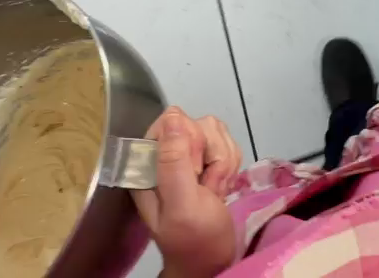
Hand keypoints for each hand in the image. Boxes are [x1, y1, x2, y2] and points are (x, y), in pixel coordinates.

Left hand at [134, 107, 241, 277]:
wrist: (214, 262)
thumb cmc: (195, 240)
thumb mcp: (182, 205)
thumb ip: (174, 162)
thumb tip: (173, 115)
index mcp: (148, 164)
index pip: (171, 121)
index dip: (190, 141)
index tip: (195, 171)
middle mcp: (166, 154)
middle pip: (198, 124)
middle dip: (211, 155)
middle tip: (206, 187)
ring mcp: (188, 155)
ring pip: (215, 131)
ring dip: (222, 162)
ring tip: (213, 191)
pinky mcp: (207, 159)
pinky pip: (227, 143)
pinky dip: (230, 166)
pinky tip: (220, 188)